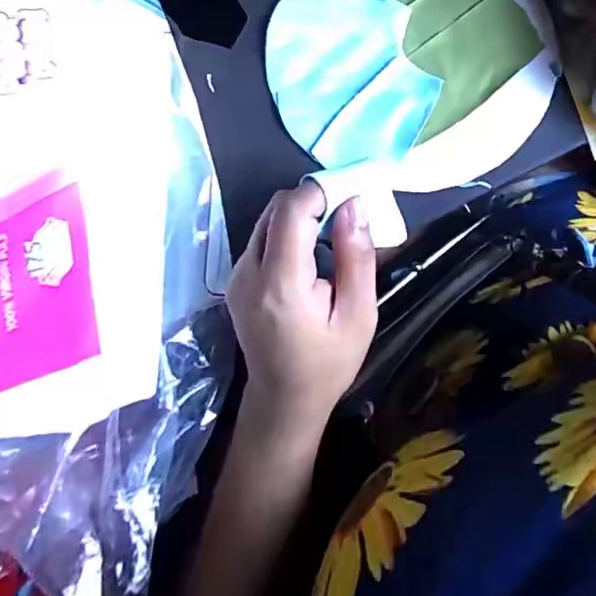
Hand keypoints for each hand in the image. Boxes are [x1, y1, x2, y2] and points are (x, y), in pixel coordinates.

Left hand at [226, 186, 377, 431]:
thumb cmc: (329, 362)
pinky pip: (263, 236)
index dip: (322, 193)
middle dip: (314, 202)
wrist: (284, 402)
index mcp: (280, 283)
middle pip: (276, 208)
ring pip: (268, 218)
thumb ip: (357, 256)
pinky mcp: (236, 280)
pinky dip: (290, 232)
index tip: (351, 201)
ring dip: (302, 216)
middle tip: (346, 220)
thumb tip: (354, 204)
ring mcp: (237, 276)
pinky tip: (312, 258)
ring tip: (332, 241)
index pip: (290, 210)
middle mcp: (248, 273)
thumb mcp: (359, 313)